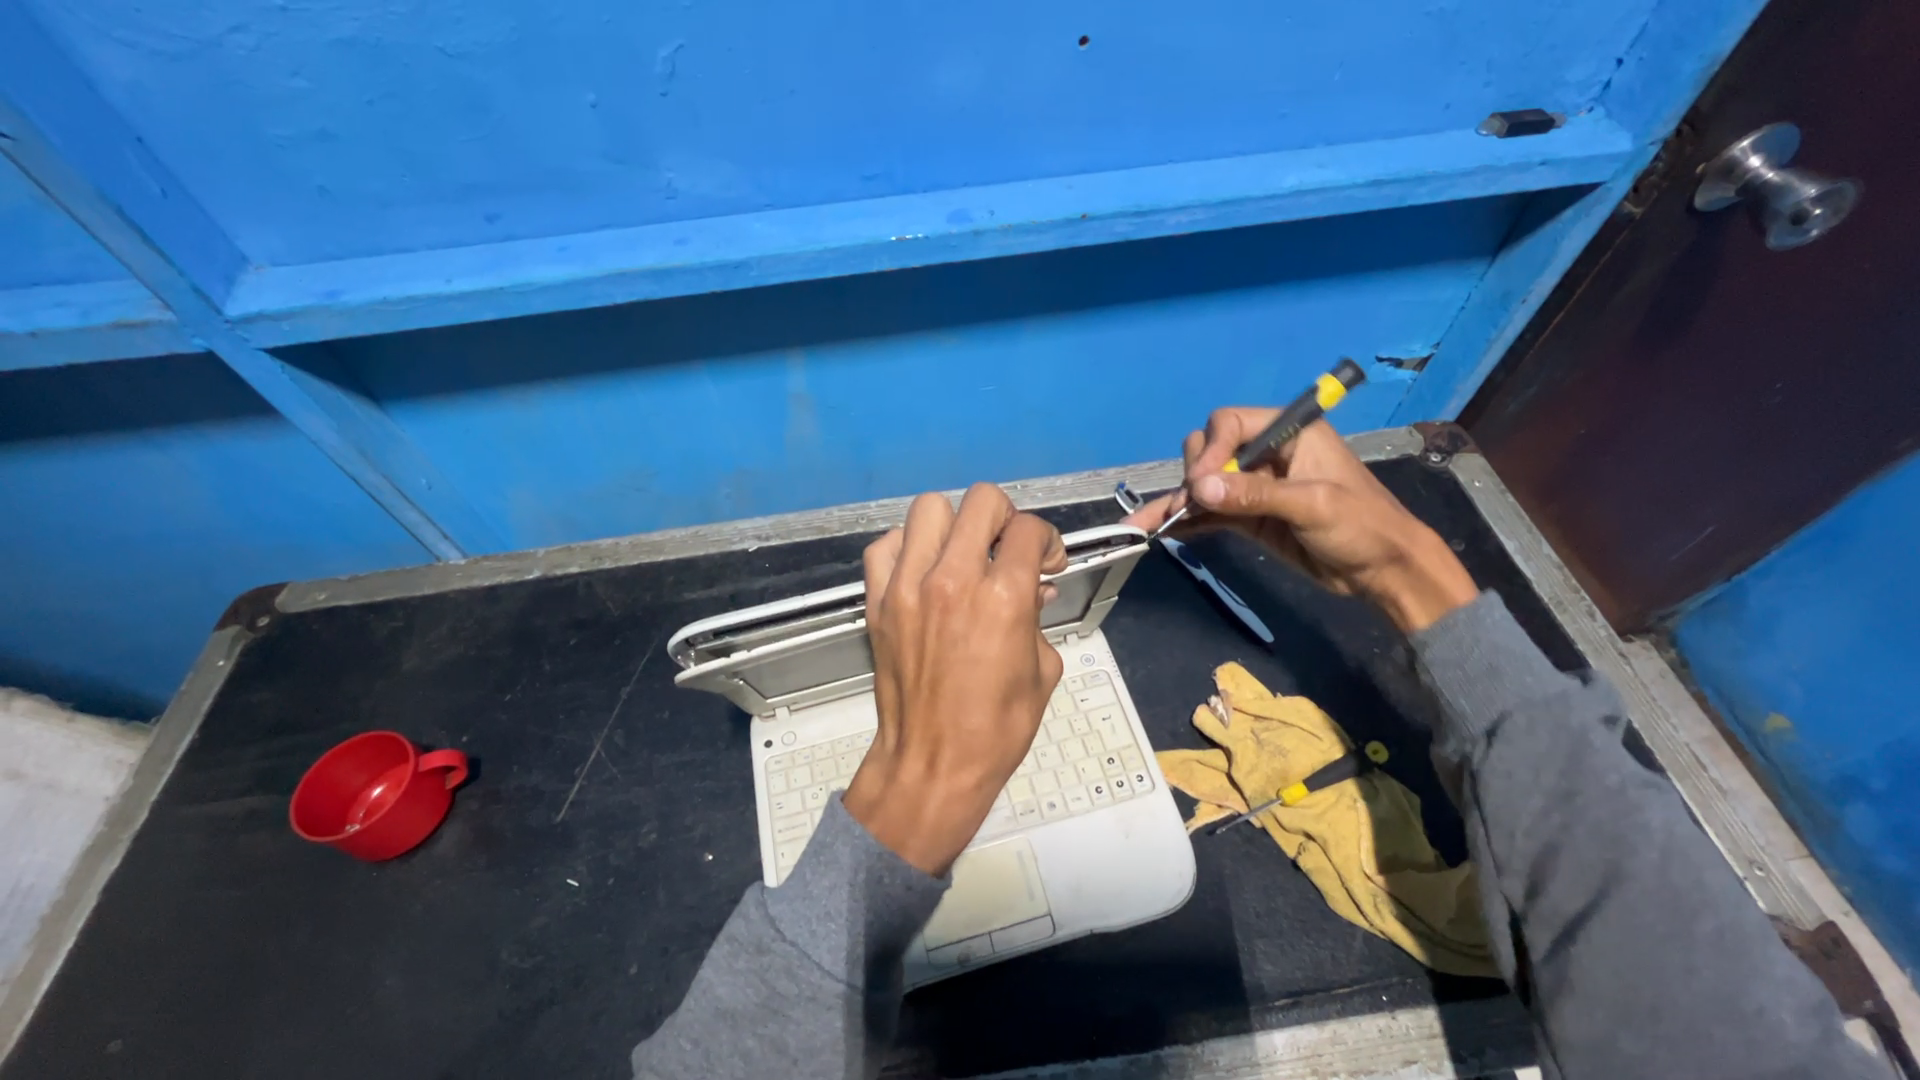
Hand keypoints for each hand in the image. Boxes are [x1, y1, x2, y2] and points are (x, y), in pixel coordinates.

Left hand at [844, 484, 1068, 875]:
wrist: (932, 764)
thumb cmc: (997, 728)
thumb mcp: (1042, 670)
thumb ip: (1037, 618)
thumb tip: (1031, 590)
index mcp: (1003, 598)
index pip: (1028, 528)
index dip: (1046, 541)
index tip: (1045, 564)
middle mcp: (953, 578)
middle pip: (982, 500)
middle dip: (1004, 518)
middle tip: (1006, 550)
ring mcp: (908, 586)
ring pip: (929, 507)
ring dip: (955, 524)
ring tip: (962, 555)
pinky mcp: (878, 601)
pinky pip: (886, 545)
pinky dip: (907, 547)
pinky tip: (924, 570)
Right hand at [1123, 413, 1477, 633]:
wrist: (1383, 571)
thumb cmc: (1362, 525)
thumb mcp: (1312, 504)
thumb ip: (1254, 494)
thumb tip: (1198, 488)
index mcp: (1289, 433)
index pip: (1230, 423)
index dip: (1210, 450)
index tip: (1200, 485)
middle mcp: (1266, 454)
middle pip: (1209, 449)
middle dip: (1194, 474)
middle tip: (1192, 504)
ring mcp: (1255, 487)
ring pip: (1204, 484)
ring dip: (1177, 503)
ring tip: (1142, 526)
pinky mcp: (1249, 518)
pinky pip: (1210, 514)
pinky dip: (1188, 522)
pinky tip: (1162, 532)